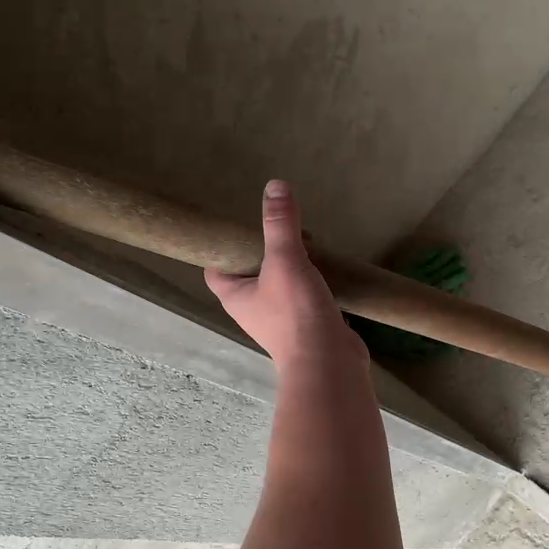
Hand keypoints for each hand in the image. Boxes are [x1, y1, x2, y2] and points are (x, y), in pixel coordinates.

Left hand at [206, 180, 363, 367]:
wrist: (330, 362)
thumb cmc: (297, 314)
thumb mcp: (286, 261)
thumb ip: (281, 225)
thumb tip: (275, 185)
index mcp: (235, 296)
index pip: (217, 268)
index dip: (225, 248)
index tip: (243, 229)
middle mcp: (255, 311)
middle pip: (253, 276)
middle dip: (268, 256)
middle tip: (287, 234)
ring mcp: (284, 323)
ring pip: (283, 290)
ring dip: (295, 273)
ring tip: (312, 252)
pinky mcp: (311, 330)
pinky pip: (308, 304)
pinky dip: (317, 290)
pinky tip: (331, 278)